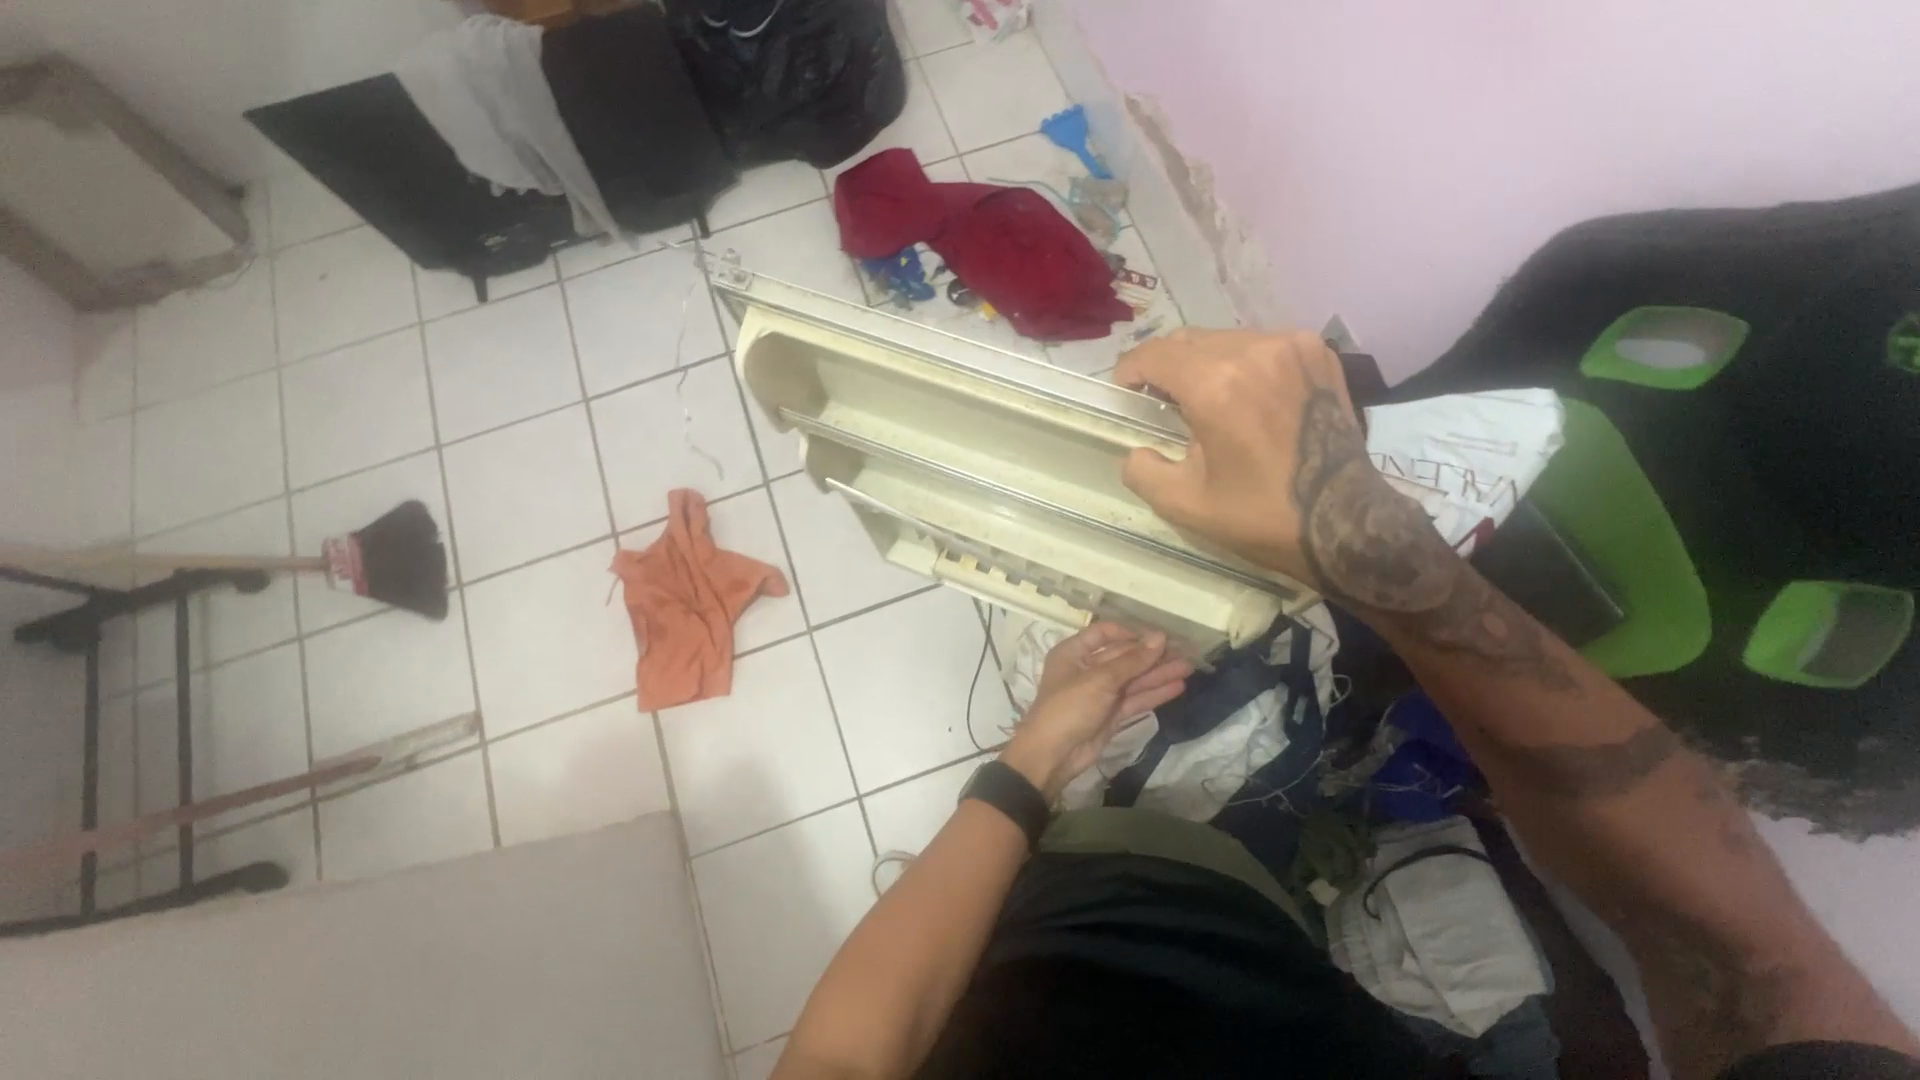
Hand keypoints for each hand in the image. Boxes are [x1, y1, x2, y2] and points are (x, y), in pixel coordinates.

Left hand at [998, 623, 1191, 800]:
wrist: (1053, 755)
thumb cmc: (1069, 707)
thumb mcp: (1100, 680)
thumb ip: (1132, 660)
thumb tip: (1161, 637)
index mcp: (1073, 652)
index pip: (1104, 633)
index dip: (1130, 633)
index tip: (1157, 636)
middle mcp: (1086, 668)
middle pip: (1123, 657)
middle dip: (1152, 655)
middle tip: (1184, 651)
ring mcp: (1100, 693)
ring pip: (1133, 679)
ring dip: (1158, 674)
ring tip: (1188, 667)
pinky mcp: (1111, 714)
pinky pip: (1135, 699)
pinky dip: (1154, 693)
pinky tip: (1178, 686)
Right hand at [1114, 329, 1447, 615]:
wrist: (1344, 520)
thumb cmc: (1261, 515)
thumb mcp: (1185, 504)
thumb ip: (1142, 471)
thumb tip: (1136, 450)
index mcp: (1217, 385)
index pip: (1156, 354)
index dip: (1130, 370)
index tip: (1125, 393)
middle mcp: (1255, 351)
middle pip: (1189, 340)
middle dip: (1166, 366)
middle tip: (1160, 401)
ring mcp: (1293, 346)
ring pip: (1226, 339)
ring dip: (1204, 363)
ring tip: (1205, 400)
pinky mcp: (1318, 353)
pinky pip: (1263, 345)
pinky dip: (1244, 363)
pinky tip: (1245, 396)